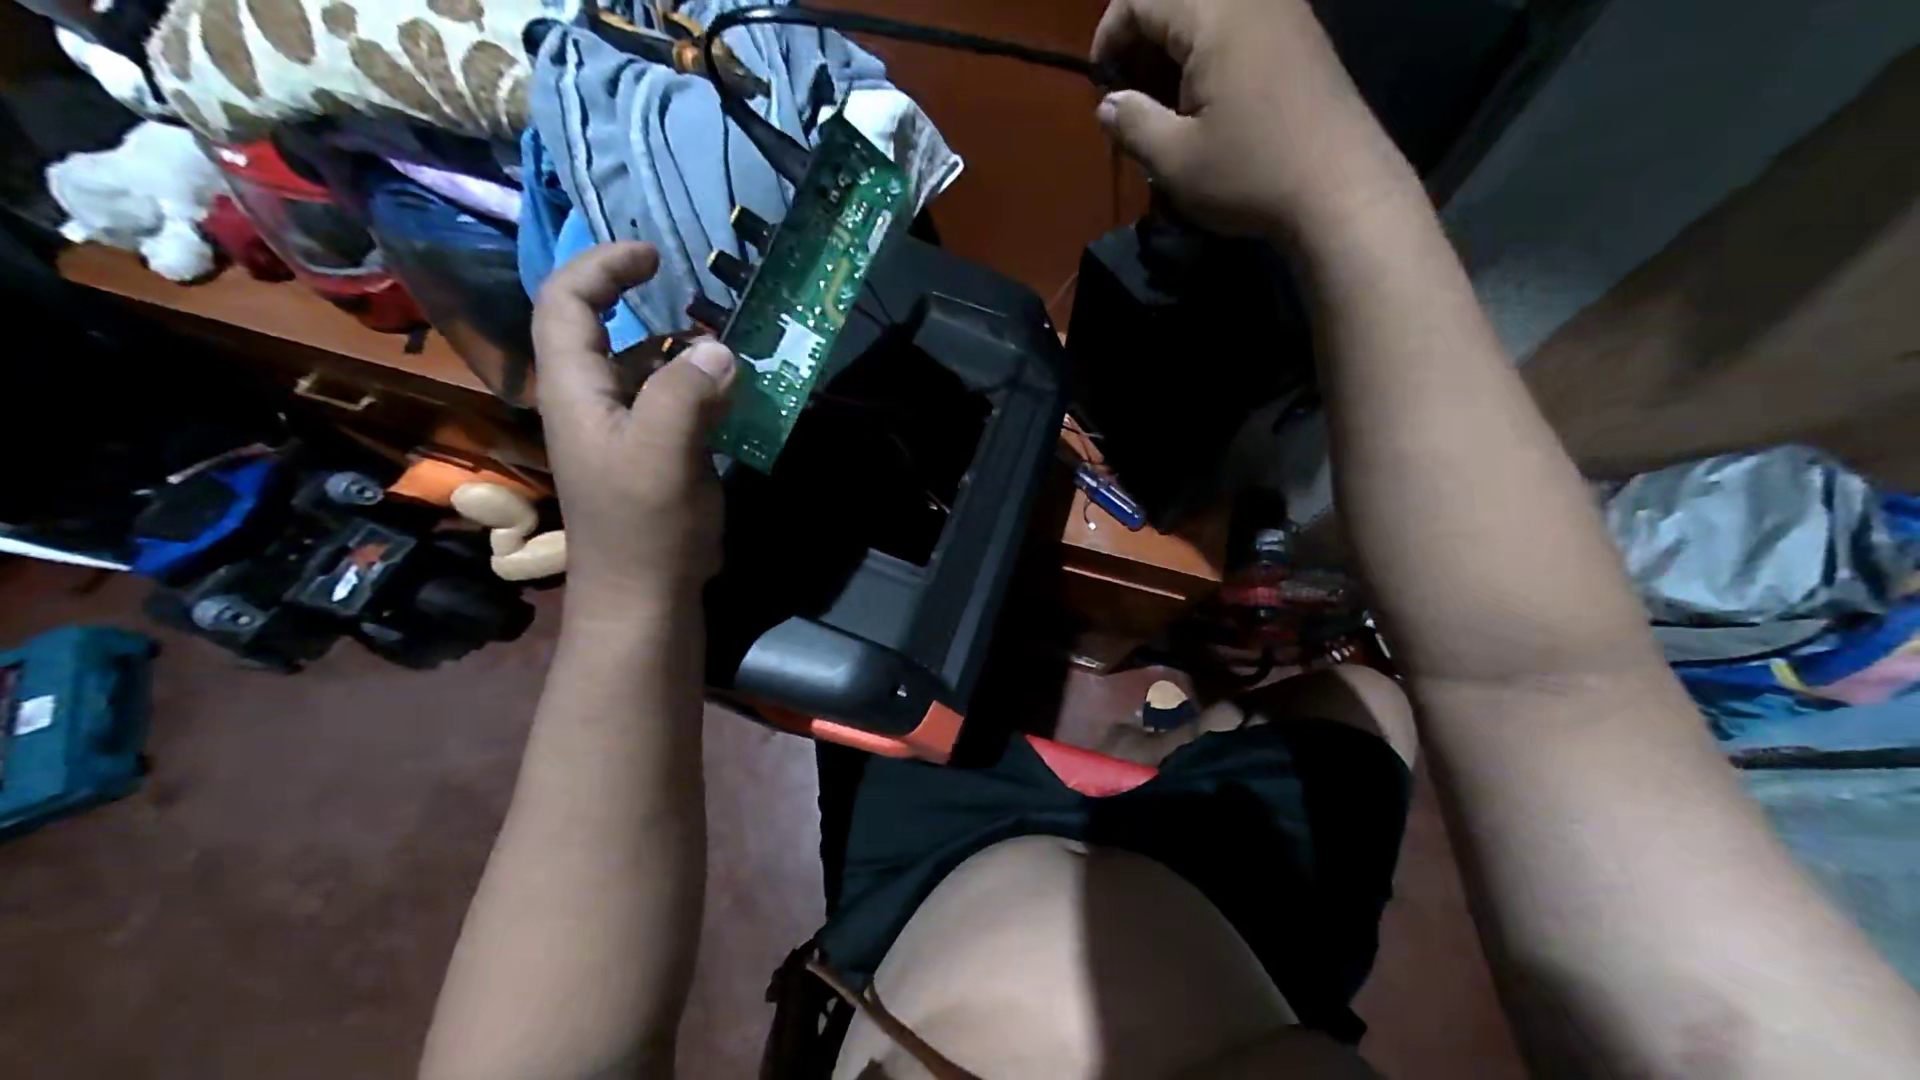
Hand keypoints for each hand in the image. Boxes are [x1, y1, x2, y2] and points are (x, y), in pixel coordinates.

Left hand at [532, 241, 735, 614]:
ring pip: (649, 368)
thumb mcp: (661, 454)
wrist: (646, 592)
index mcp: (576, 389)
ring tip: (735, 347)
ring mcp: (626, 429)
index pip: (567, 303)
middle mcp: (594, 400)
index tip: (655, 257)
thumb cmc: (643, 525)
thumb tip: (720, 350)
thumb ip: (685, 393)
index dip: (602, 267)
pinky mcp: (656, 452)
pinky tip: (740, 394)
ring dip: (687, 351)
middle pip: (608, 330)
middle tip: (709, 303)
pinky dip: (706, 388)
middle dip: (653, 307)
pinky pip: (678, 402)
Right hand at [1092, 0, 1418, 238]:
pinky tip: (1206, 102)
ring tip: (1164, 104)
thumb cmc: (1250, 174)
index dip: (1110, 33)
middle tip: (1130, 95)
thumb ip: (1132, 124)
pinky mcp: (1303, 40)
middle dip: (1143, 40)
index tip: (1100, 82)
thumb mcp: (1174, 161)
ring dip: (1177, 49)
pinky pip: (1242, 26)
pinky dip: (1210, 53)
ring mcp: (1285, 14)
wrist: (1341, 190)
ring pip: (1212, 11)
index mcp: (1216, 15)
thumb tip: (1108, 105)